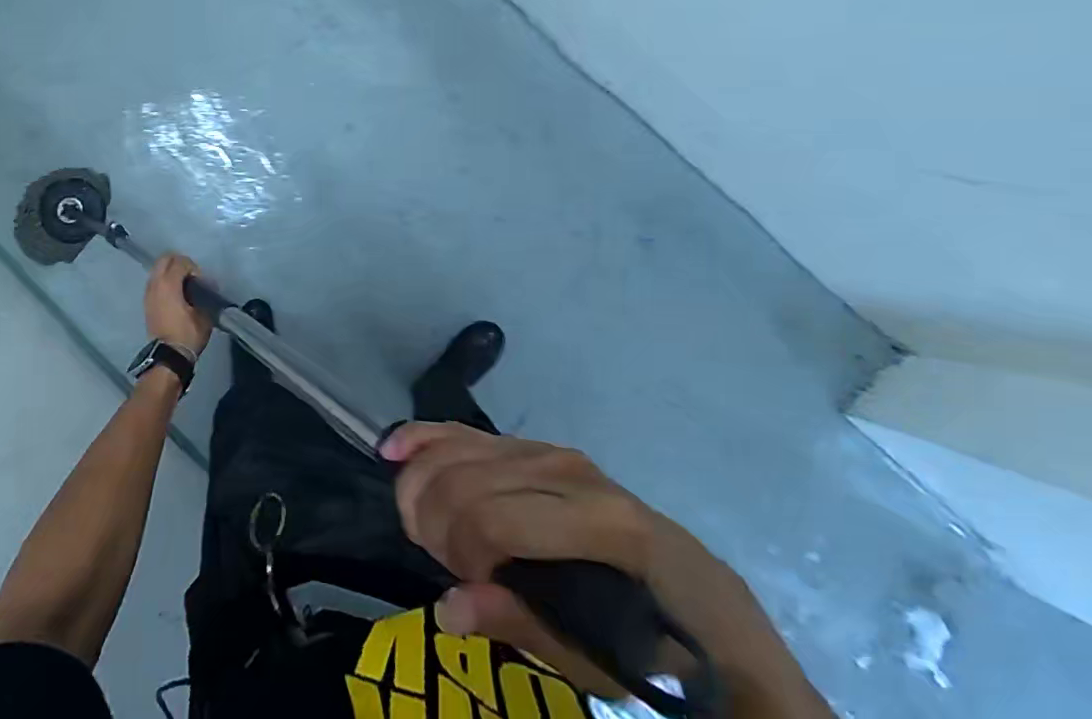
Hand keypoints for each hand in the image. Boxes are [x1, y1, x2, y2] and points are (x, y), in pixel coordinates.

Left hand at [144, 253, 213, 356]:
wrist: (168, 356)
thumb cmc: (187, 334)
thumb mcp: (204, 314)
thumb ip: (205, 295)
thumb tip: (207, 287)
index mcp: (169, 284)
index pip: (181, 262)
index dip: (194, 268)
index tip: (202, 282)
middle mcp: (155, 284)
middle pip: (165, 259)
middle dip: (180, 263)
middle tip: (192, 277)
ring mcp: (148, 292)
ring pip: (157, 269)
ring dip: (170, 272)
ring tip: (183, 285)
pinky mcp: (146, 302)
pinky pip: (154, 281)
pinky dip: (164, 281)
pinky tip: (174, 294)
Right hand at [381, 422, 829, 717]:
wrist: (697, 602)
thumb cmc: (654, 641)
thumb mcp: (598, 658)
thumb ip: (521, 624)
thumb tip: (446, 608)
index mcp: (600, 522)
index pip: (494, 518)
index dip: (459, 552)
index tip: (464, 586)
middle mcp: (571, 470)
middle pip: (465, 478)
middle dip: (432, 520)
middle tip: (438, 561)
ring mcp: (553, 452)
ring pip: (458, 449)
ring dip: (421, 485)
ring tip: (422, 527)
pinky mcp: (539, 448)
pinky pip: (469, 434)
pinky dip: (427, 439)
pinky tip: (394, 448)